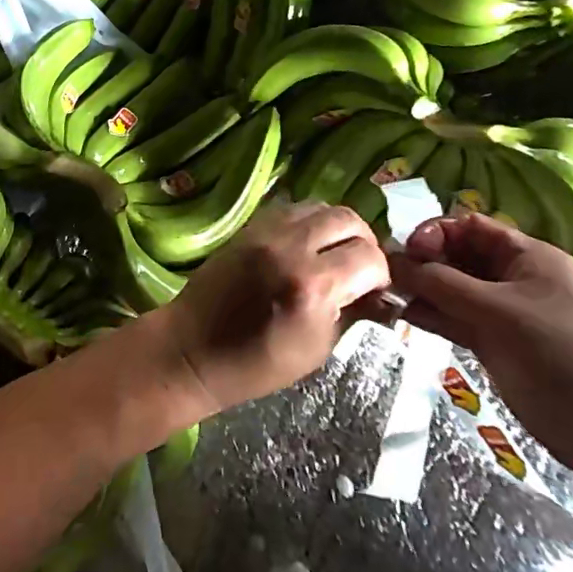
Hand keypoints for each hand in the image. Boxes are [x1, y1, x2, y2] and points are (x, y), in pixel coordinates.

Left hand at [159, 202, 389, 415]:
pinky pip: (293, 208)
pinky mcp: (250, 226)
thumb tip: (380, 295)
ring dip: (337, 227)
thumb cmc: (257, 364)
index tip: (374, 289)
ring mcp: (267, 231)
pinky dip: (309, 222)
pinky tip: (307, 245)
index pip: (369, 257)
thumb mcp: (317, 349)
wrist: (192, 349)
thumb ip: (353, 313)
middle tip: (359, 266)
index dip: (380, 274)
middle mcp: (292, 248)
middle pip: (348, 219)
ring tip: (334, 252)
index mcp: (312, 286)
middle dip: (363, 242)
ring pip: (321, 207)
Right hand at [390, 214, 572, 477]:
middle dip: (425, 261)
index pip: (471, 227)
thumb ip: (444, 284)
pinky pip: (461, 321)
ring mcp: (508, 315)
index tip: (405, 250)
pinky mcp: (501, 346)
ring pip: (457, 291)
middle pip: (461, 257)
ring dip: (425, 290)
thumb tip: (395, 260)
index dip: (436, 232)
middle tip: (387, 275)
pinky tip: (407, 315)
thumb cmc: (564, 355)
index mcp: (529, 256)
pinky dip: (436, 317)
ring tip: (389, 295)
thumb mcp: (500, 312)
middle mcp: (516, 279)